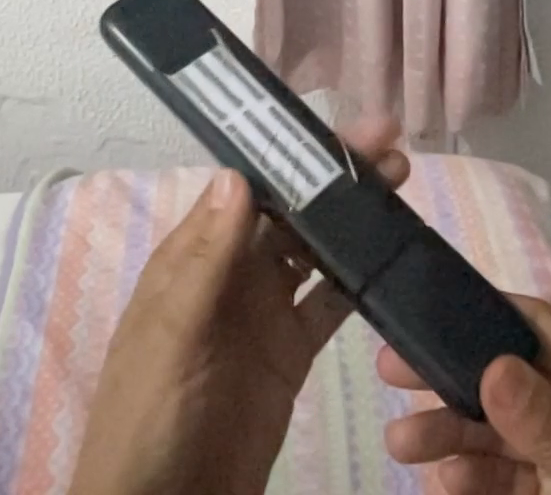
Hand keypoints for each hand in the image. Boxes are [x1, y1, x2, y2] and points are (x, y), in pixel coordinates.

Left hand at [68, 118, 407, 494]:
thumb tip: (237, 174)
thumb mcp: (171, 336)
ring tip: (400, 184)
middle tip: (390, 148)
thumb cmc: (150, 419)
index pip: (250, 187)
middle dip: (336, 177)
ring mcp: (265, 311)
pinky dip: (359, 278)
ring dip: (354, 218)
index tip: (342, 130)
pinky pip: (330, 302)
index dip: (293, 155)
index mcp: (196, 257)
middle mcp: (233, 273)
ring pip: (316, 248)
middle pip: (292, 211)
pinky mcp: (291, 350)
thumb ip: (207, 261)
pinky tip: (393, 256)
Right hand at [380, 295, 550, 494]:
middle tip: (391, 371)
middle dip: (451, 377)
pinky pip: (505, 477)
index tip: (424, 311)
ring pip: (497, 429)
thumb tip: (492, 364)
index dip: (483, 314)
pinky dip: (472, 478)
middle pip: (507, 377)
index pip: (539, 326)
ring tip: (402, 443)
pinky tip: (446, 482)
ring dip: (450, 433)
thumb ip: (549, 428)